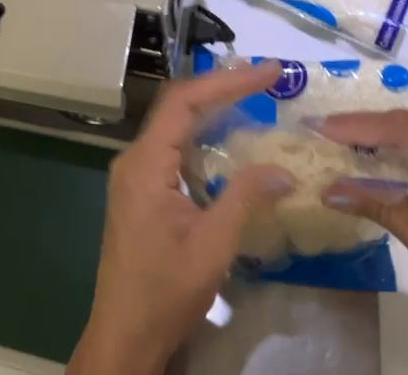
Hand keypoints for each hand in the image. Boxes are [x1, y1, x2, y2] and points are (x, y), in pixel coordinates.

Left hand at [68, 60, 295, 374]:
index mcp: (145, 164)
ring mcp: (136, 176)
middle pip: (178, 107)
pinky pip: (174, 150)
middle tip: (267, 76)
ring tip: (254, 95)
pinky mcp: (142, 192)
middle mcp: (135, 160)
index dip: (228, 81)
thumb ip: (245, 198)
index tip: (269, 71)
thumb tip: (283, 169)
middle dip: (222, 87)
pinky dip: (204, 137)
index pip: (185, 103)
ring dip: (213, 109)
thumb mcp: (213, 245)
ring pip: (175, 127)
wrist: (125, 335)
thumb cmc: (165, 291)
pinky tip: (230, 141)